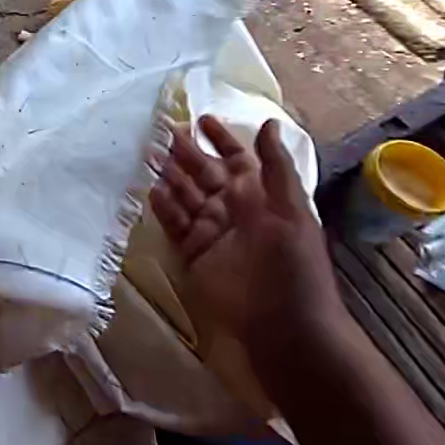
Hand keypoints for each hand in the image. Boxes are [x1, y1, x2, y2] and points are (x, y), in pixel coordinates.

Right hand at [149, 115, 341, 355]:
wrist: (286, 326)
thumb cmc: (295, 263)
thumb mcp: (293, 208)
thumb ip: (276, 165)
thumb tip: (269, 122)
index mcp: (258, 192)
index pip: (234, 156)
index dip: (219, 137)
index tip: (200, 118)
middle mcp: (232, 206)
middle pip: (203, 171)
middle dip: (185, 151)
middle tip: (163, 130)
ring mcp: (211, 230)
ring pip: (185, 194)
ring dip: (170, 174)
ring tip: (149, 153)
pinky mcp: (194, 254)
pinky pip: (176, 225)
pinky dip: (164, 208)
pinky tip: (151, 190)